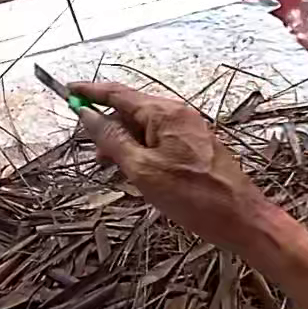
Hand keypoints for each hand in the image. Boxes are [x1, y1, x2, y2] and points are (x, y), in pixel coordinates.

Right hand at [69, 81, 275, 253]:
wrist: (240, 218)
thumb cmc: (190, 196)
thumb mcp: (141, 169)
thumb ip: (111, 139)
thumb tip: (87, 115)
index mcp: (165, 113)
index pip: (118, 93)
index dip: (90, 91)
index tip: (67, 89)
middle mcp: (177, 113)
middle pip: (131, 110)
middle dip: (108, 127)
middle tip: (93, 154)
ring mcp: (188, 128)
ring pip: (144, 127)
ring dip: (124, 144)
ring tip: (114, 170)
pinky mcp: (194, 145)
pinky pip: (158, 139)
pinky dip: (141, 151)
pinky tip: (136, 173)